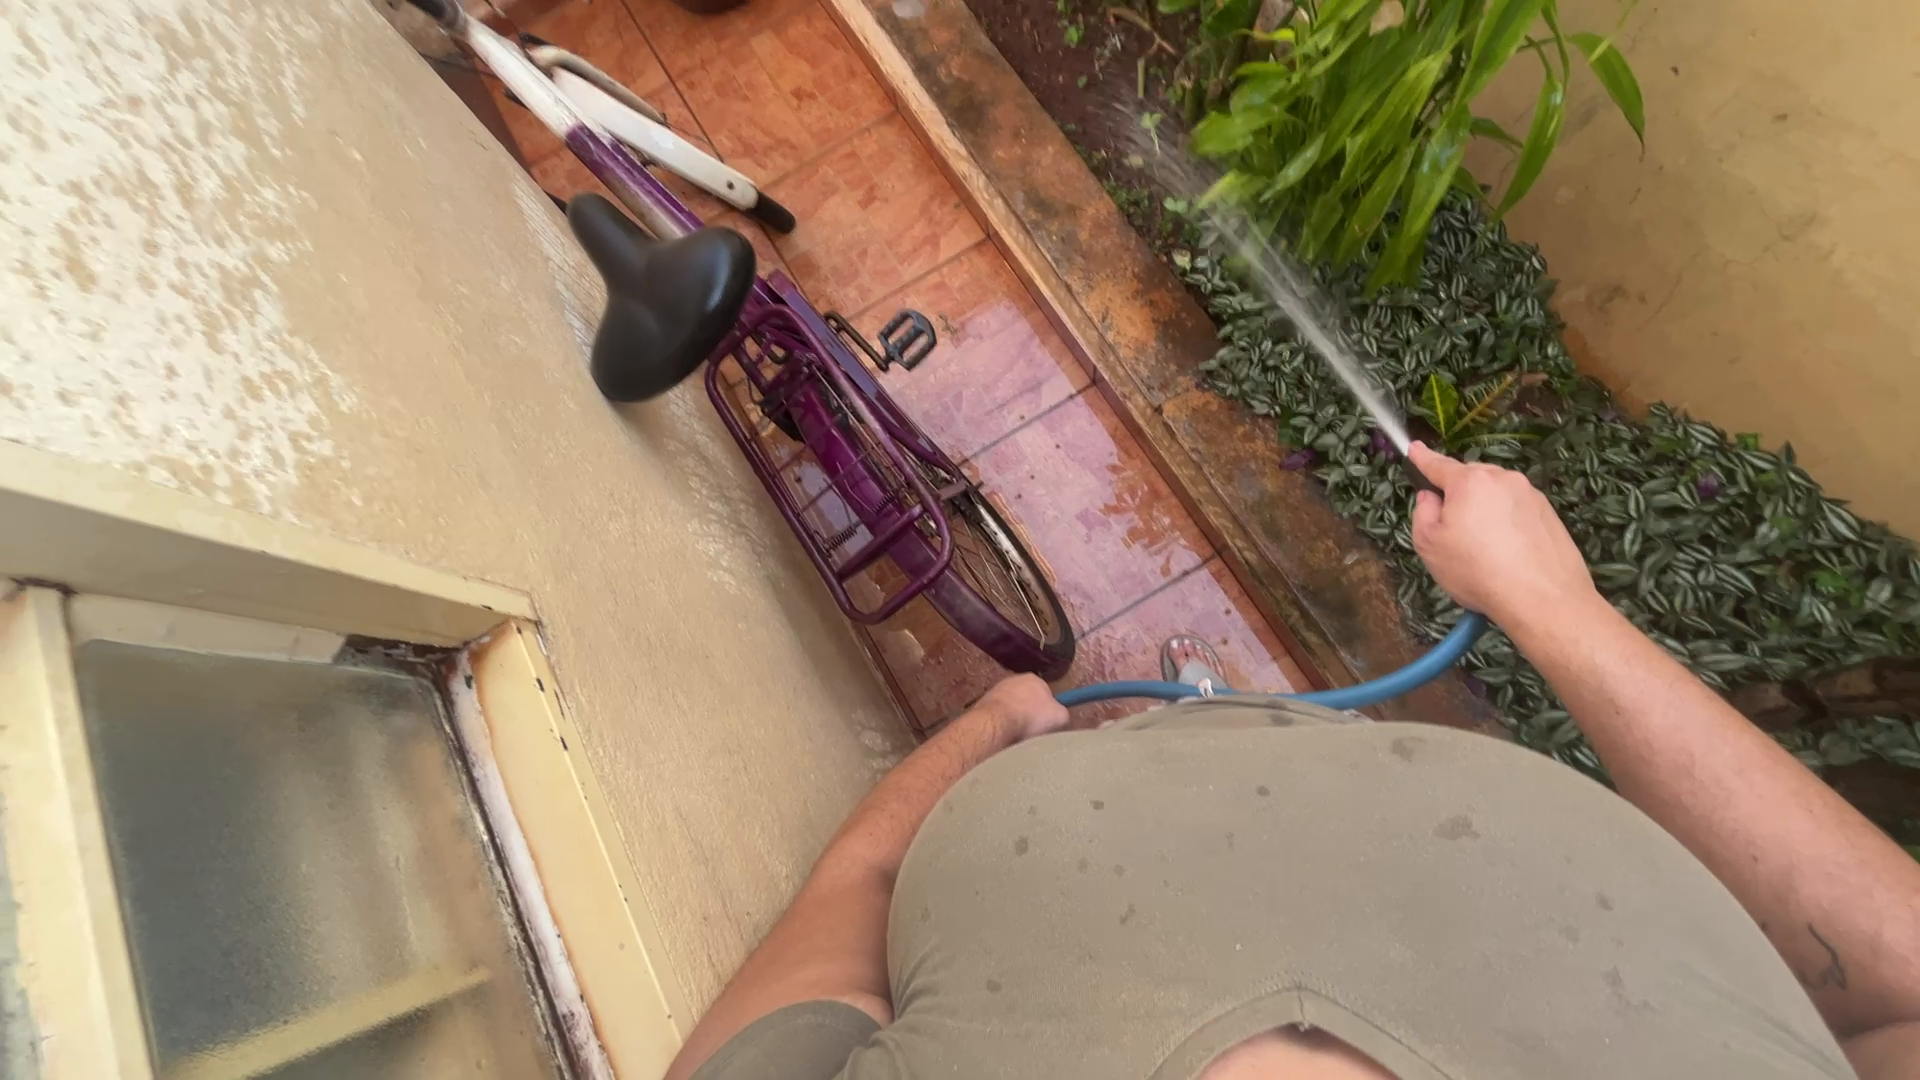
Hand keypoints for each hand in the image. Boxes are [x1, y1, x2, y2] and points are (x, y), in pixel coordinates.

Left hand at [972, 674, 1070, 743]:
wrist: (996, 722)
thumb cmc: (1031, 716)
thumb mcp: (1060, 717)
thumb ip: (1064, 714)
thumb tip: (1061, 718)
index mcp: (1034, 678)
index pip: (1046, 692)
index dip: (1049, 709)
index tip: (1048, 723)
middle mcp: (1014, 679)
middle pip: (1028, 699)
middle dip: (1031, 714)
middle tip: (1035, 731)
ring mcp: (996, 690)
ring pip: (1012, 707)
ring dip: (1015, 719)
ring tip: (1019, 735)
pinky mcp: (984, 703)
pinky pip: (998, 715)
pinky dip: (1002, 724)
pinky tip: (1005, 734)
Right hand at [1408, 442, 1598, 624]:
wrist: (1542, 597)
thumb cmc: (1474, 569)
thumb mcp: (1428, 544)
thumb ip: (1423, 512)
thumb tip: (1432, 497)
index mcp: (1470, 482)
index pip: (1439, 464)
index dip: (1422, 458)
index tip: (1413, 448)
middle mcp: (1503, 479)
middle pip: (1470, 477)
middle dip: (1456, 492)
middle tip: (1448, 526)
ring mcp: (1531, 495)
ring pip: (1494, 493)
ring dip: (1482, 508)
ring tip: (1479, 545)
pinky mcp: (1549, 514)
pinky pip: (1515, 508)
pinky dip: (1504, 521)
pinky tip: (1502, 551)